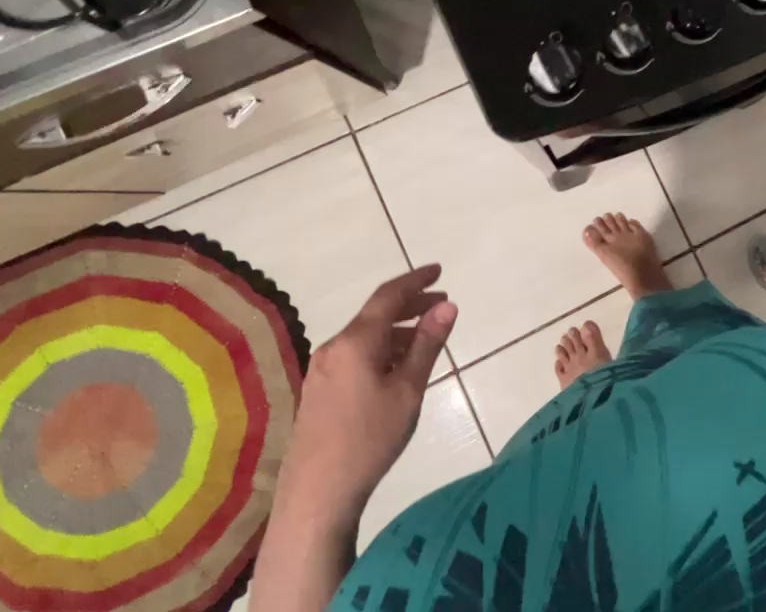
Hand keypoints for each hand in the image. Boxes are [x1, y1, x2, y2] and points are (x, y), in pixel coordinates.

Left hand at [276, 265, 456, 521]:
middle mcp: (334, 347)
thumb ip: (427, 344)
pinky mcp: (319, 391)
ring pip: (365, 336)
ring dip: (397, 330)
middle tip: (441, 304)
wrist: (316, 494)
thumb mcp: (408, 390)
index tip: (439, 270)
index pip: (388, 296)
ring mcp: (322, 370)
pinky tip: (397, 367)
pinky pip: (355, 355)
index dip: (415, 280)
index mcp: (355, 341)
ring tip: (426, 338)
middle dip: (410, 305)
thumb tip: (448, 305)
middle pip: (375, 314)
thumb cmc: (370, 439)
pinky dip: (381, 349)